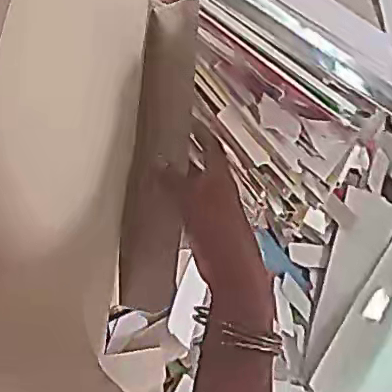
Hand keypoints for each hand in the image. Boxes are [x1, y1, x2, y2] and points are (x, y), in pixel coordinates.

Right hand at [181, 123, 274, 330]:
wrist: (231, 271)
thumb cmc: (220, 235)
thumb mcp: (188, 199)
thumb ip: (172, 180)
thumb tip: (160, 165)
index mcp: (220, 176)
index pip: (211, 144)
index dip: (200, 130)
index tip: (188, 120)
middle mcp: (221, 189)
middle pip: (204, 163)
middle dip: (188, 152)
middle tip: (171, 141)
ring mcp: (217, 208)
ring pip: (198, 183)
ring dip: (182, 175)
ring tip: (163, 168)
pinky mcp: (210, 225)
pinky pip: (193, 203)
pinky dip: (181, 197)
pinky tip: (168, 201)